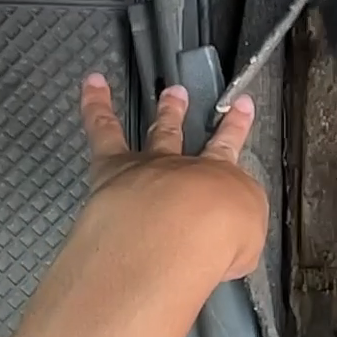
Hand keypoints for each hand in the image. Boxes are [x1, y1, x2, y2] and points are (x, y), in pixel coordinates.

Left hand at [77, 73, 266, 279]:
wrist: (177, 233)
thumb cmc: (217, 244)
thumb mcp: (243, 251)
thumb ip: (236, 243)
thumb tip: (228, 248)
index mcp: (226, 186)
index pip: (235, 157)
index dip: (239, 129)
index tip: (243, 107)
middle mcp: (191, 169)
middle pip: (200, 140)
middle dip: (205, 123)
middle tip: (195, 101)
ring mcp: (153, 164)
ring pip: (161, 132)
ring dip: (167, 112)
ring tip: (171, 94)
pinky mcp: (114, 167)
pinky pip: (104, 130)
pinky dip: (96, 105)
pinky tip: (93, 85)